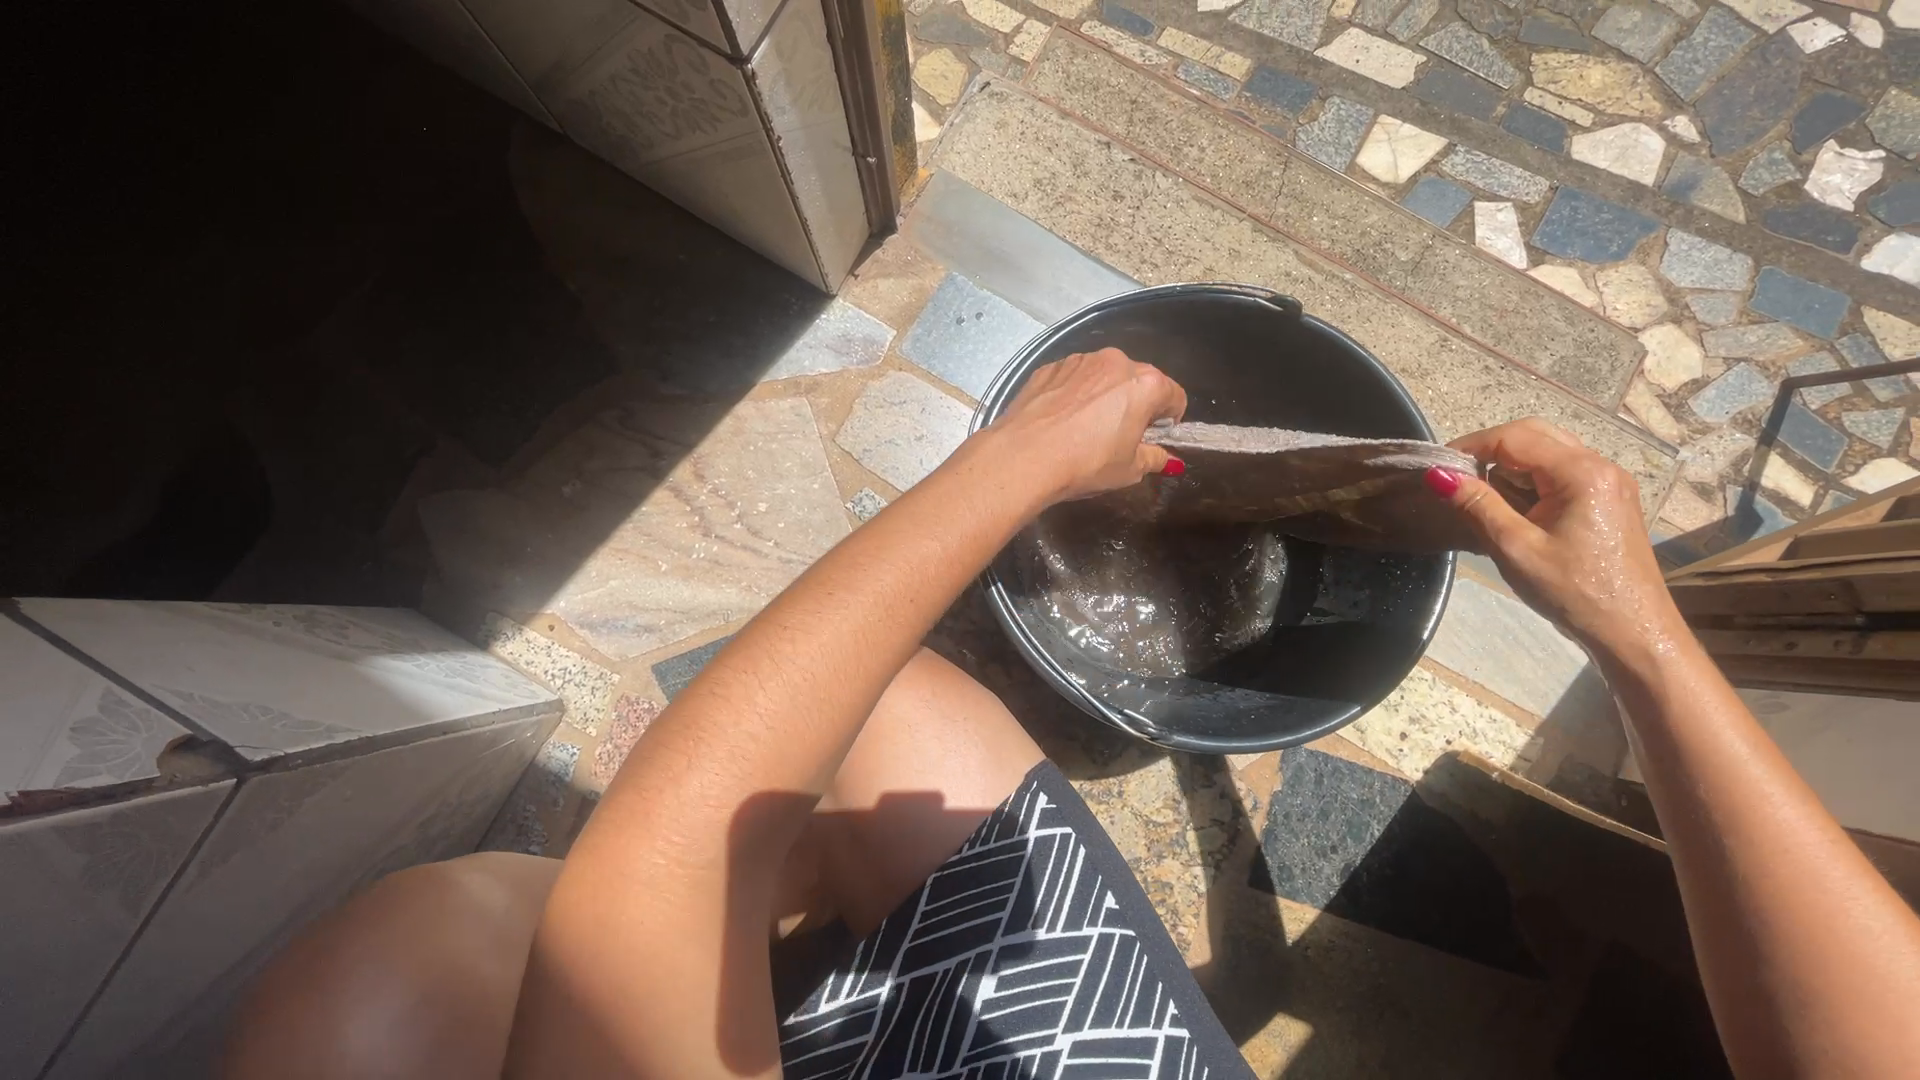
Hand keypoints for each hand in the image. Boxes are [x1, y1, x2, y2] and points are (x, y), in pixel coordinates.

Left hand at [985, 348, 1187, 504]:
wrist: (1023, 456)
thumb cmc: (1084, 464)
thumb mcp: (1128, 470)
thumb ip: (1154, 458)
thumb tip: (1167, 458)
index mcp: (1145, 384)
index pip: (1175, 396)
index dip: (1169, 420)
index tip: (1154, 438)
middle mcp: (1115, 362)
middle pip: (1140, 380)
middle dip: (1137, 404)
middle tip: (1120, 436)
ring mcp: (1079, 361)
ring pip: (1104, 376)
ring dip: (1104, 396)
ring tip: (1085, 429)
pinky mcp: (1050, 367)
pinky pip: (1073, 378)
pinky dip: (1074, 394)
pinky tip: (1061, 421)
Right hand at [1427, 418, 1683, 655]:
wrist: (1632, 630)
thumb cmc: (1572, 591)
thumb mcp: (1514, 548)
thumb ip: (1476, 505)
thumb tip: (1437, 474)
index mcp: (1581, 473)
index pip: (1515, 437)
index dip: (1471, 445)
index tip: (1436, 467)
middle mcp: (1600, 466)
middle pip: (1534, 435)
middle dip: (1489, 450)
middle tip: (1453, 477)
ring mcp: (1607, 483)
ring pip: (1547, 453)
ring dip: (1508, 466)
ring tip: (1477, 496)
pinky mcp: (1607, 500)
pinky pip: (1559, 473)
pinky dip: (1528, 481)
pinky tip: (1510, 508)